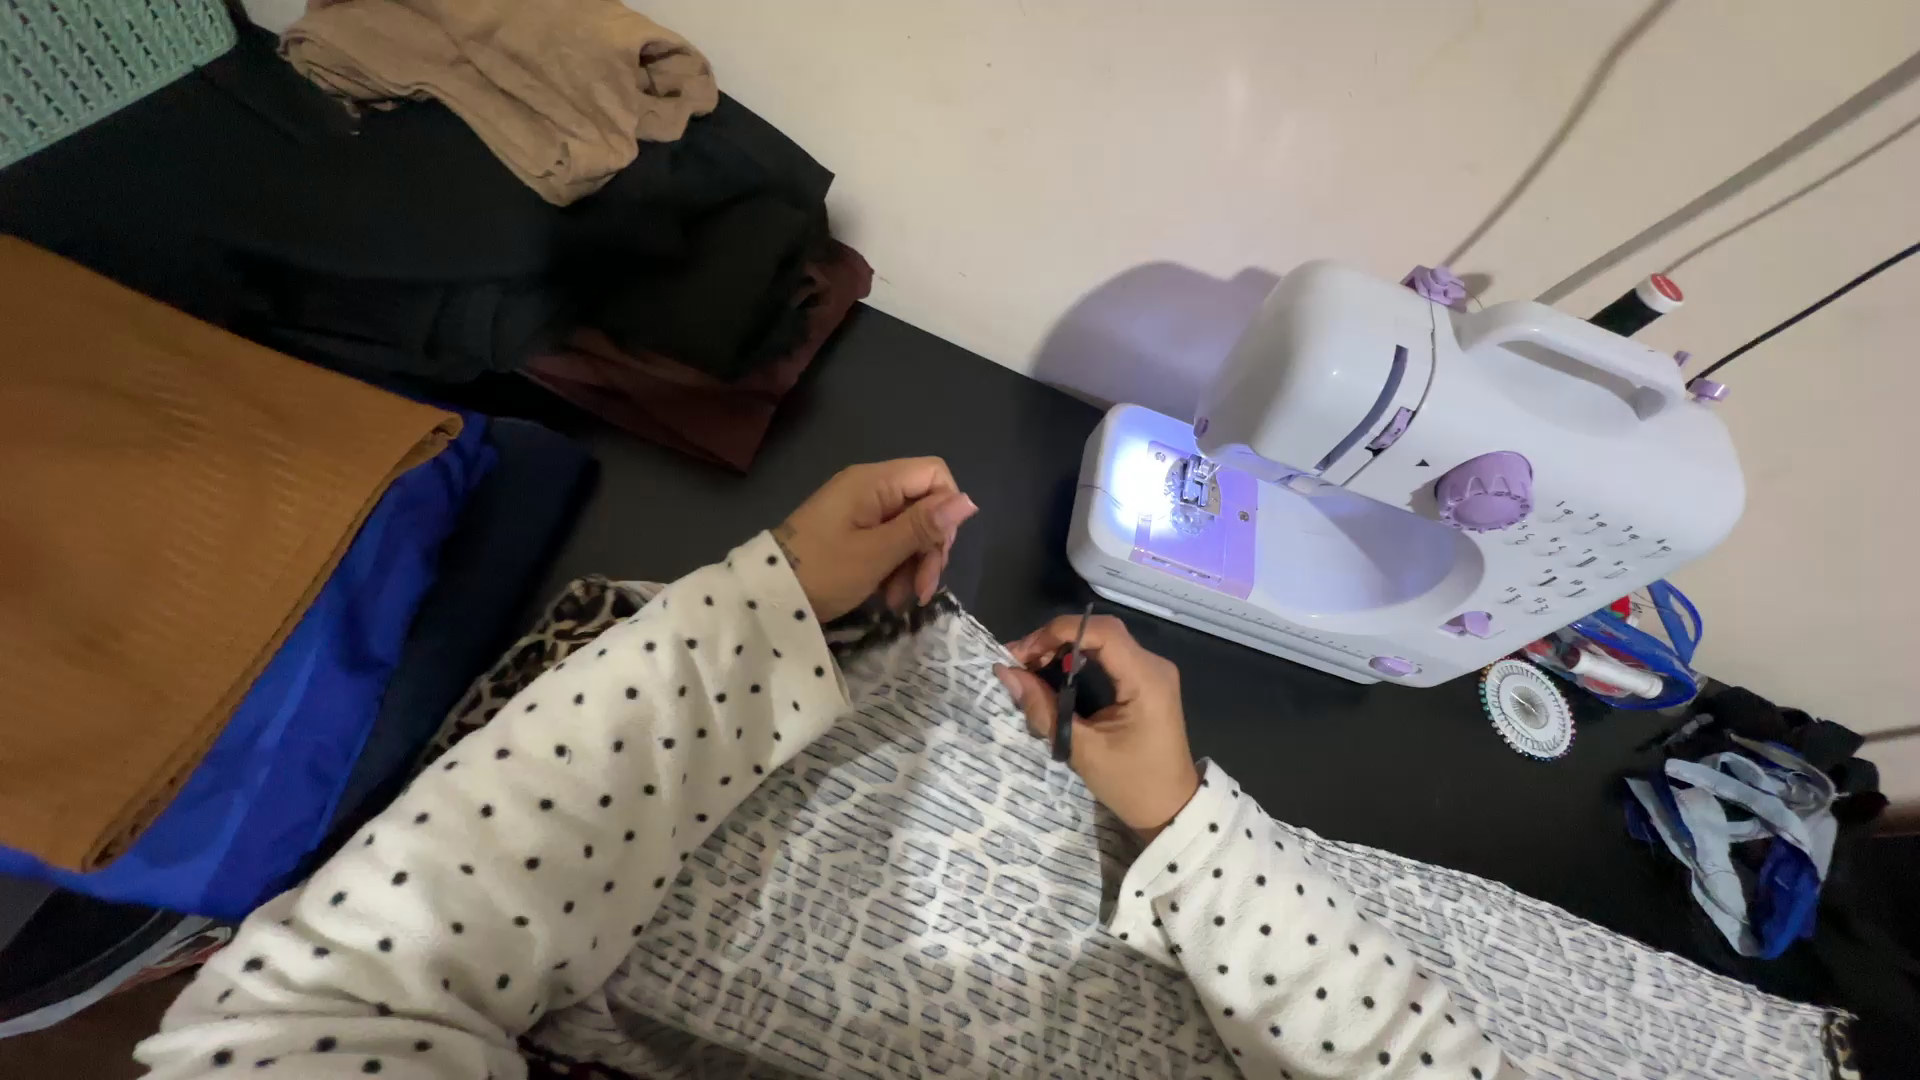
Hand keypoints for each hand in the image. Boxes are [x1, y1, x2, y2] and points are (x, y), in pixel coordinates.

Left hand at [774, 458, 978, 621]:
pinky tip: (889, 597)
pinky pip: (890, 542)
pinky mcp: (854, 532)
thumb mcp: (877, 553)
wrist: (767, 597)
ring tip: (901, 601)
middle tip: (922, 589)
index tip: (939, 550)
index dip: (946, 511)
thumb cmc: (822, 571)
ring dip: (914, 565)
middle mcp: (871, 488)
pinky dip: (896, 569)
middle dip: (930, 548)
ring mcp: (861, 511)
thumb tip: (969, 501)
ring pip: (911, 529)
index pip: (935, 475)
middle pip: (925, 505)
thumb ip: (923, 526)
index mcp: (875, 482)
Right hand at [994, 615, 1199, 839]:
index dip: (1058, 632)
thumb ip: (1043, 709)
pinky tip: (1053, 669)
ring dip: (1063, 645)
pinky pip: (1108, 653)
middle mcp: (1153, 665)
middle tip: (1019, 660)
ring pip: (1101, 638)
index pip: (1102, 632)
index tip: (1023, 653)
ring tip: (1030, 665)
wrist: (1173, 808)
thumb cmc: (1131, 784)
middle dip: (1054, 638)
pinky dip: (1077, 655)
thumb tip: (1006, 673)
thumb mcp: (1082, 750)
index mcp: (1146, 680)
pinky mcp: (1145, 678)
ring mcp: (1152, 670)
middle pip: (1099, 630)